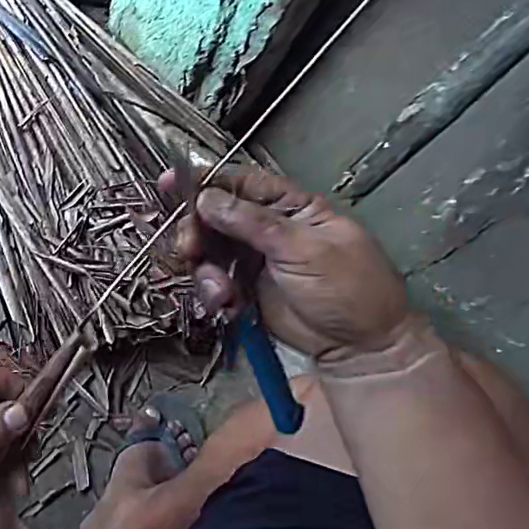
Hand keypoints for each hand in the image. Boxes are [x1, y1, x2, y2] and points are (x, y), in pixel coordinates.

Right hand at [164, 165, 413, 358]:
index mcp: (288, 206)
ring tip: (221, 292)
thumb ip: (253, 222)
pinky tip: (230, 305)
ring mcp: (251, 259)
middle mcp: (265, 228)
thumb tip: (207, 198)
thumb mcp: (305, 248)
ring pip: (206, 251)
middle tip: (189, 249)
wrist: (360, 347)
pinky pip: (212, 282)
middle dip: (195, 232)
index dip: (204, 181)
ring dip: (204, 270)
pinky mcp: (242, 289)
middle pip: (211, 217)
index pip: (239, 183)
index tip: (169, 182)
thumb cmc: (349, 289)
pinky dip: (213, 293)